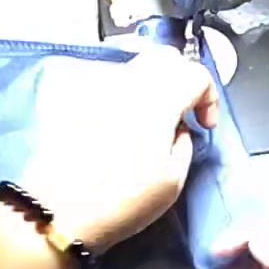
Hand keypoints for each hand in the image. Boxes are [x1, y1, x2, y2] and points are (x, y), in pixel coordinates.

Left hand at [20, 50, 218, 251]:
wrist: (59, 209)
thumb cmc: (121, 200)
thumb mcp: (173, 181)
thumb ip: (184, 144)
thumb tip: (178, 130)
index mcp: (158, 98)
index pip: (196, 74)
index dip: (208, 97)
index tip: (203, 125)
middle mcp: (127, 82)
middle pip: (164, 59)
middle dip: (181, 81)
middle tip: (182, 113)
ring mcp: (97, 88)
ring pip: (134, 70)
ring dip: (151, 89)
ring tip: (151, 124)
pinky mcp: (74, 101)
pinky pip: (108, 87)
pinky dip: (123, 99)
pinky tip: (121, 129)